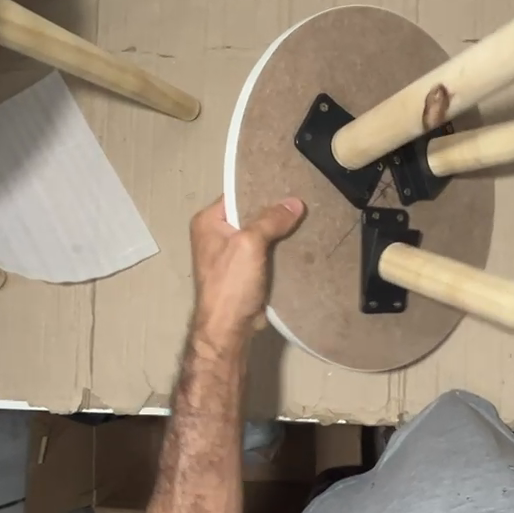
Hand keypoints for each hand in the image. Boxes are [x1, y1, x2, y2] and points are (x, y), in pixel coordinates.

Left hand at [188, 196, 304, 351]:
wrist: (229, 329)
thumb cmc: (231, 283)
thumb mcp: (249, 244)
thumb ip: (270, 220)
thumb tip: (295, 202)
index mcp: (208, 222)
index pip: (237, 194)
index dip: (262, 189)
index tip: (289, 183)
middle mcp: (216, 235)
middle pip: (250, 214)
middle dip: (274, 211)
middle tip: (302, 200)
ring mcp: (230, 255)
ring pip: (260, 234)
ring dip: (280, 231)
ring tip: (306, 218)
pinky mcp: (244, 271)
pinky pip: (265, 252)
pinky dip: (280, 248)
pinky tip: (300, 241)